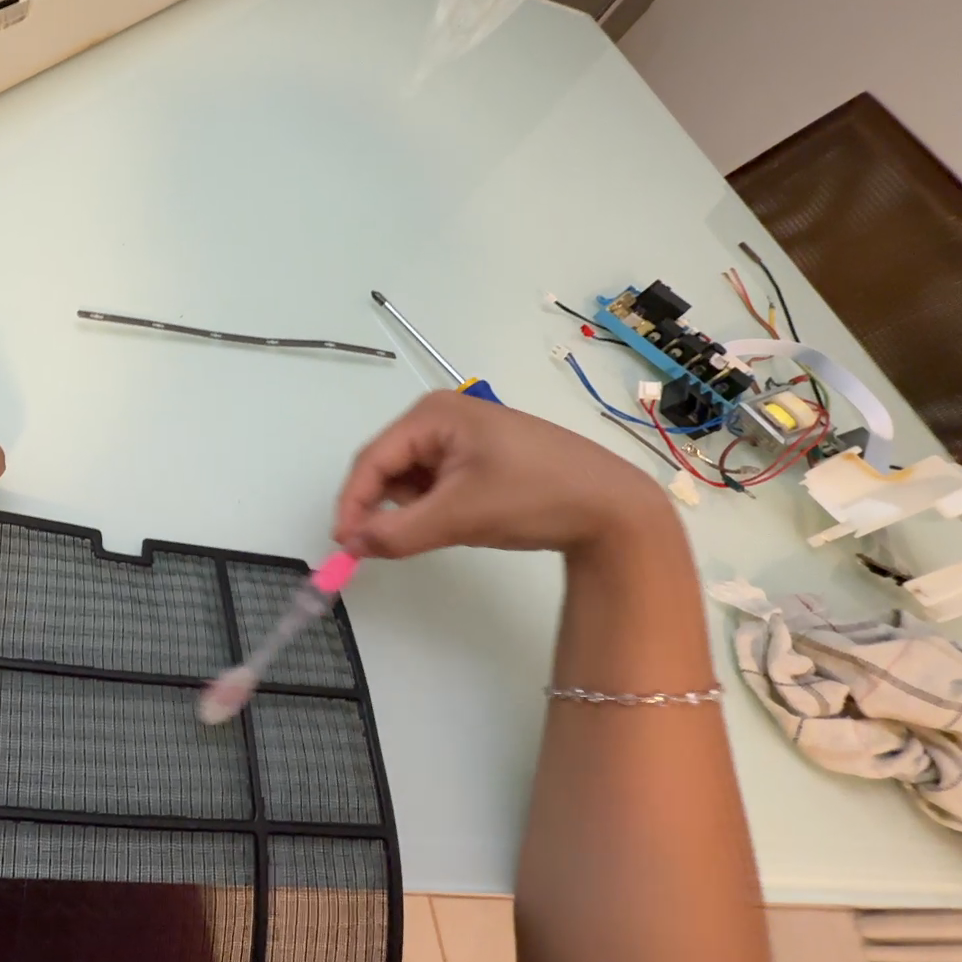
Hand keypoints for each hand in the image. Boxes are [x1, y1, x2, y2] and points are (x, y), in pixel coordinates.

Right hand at [334, 391, 670, 558]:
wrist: (617, 509)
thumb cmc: (536, 498)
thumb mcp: (459, 517)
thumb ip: (396, 533)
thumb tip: (349, 547)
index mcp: (432, 414)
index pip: (372, 460)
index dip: (352, 503)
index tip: (343, 544)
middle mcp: (440, 414)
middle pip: (386, 466)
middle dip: (386, 505)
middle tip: (389, 543)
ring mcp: (460, 433)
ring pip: (408, 477)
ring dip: (412, 508)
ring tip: (446, 526)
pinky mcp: (476, 453)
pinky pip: (432, 481)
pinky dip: (433, 505)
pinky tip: (459, 519)